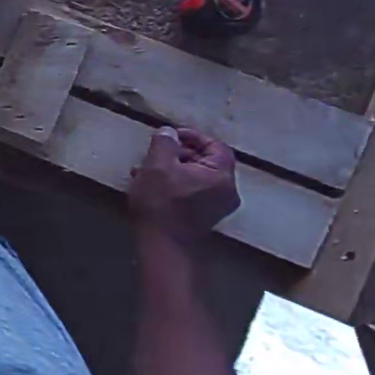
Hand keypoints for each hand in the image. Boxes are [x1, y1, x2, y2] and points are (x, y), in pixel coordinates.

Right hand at [128, 126, 239, 242]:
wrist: (161, 242)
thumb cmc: (160, 201)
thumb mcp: (156, 166)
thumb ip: (164, 144)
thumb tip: (169, 132)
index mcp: (221, 175)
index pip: (215, 146)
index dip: (193, 136)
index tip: (170, 135)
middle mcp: (227, 190)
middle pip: (207, 161)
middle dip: (179, 153)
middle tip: (155, 152)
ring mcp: (218, 205)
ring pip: (198, 176)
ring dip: (174, 168)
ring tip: (147, 169)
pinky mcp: (205, 216)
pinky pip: (194, 190)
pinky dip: (177, 183)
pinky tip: (153, 185)